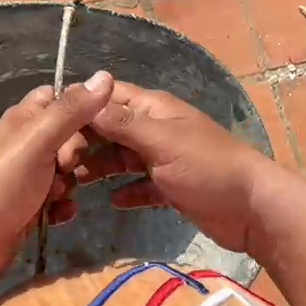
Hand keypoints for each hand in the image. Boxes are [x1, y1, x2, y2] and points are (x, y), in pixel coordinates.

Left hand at [0, 71, 115, 286]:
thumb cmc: (3, 181)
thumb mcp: (39, 139)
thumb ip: (72, 110)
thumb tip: (105, 74)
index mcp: (26, 117)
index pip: (60, 96)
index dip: (81, 107)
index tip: (98, 124)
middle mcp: (26, 141)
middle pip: (69, 135)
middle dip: (76, 151)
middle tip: (64, 165)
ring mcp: (27, 175)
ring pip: (65, 169)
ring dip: (70, 181)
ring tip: (57, 193)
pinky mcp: (29, 205)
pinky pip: (59, 198)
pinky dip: (62, 205)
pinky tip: (59, 214)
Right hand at [75, 80, 292, 254]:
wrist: (253, 208)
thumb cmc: (207, 166)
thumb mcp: (161, 142)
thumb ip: (124, 123)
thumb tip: (88, 98)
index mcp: (154, 108)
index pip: (110, 97)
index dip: (82, 106)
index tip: (53, 124)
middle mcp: (156, 128)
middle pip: (111, 127)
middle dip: (86, 140)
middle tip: (59, 163)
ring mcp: (164, 158)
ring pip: (123, 156)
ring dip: (100, 167)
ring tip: (74, 183)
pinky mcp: (172, 186)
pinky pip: (140, 184)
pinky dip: (126, 190)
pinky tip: (111, 202)